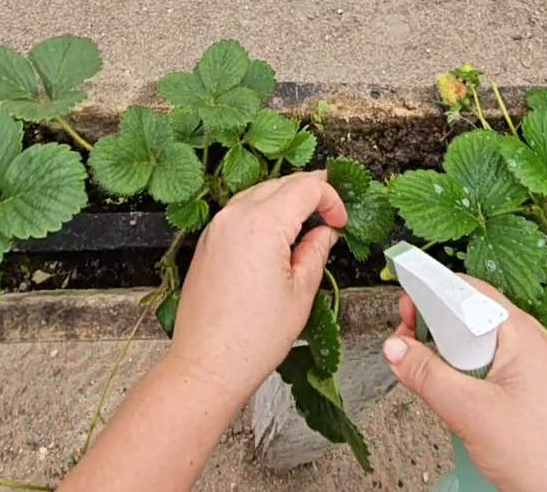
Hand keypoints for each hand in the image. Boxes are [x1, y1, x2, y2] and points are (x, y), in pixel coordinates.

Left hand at [167, 171, 349, 402]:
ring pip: (259, 192)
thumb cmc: (253, 337)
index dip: (331, 198)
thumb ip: (316, 251)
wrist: (207, 364)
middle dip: (310, 193)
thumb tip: (325, 233)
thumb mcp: (300, 293)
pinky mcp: (208, 240)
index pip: (306, 187)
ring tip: (306, 223)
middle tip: (330, 214)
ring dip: (286, 199)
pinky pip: (240, 210)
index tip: (340, 220)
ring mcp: (218, 226)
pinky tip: (276, 235)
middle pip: (282, 183)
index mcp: (263, 223)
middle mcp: (236, 215)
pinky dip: (262, 212)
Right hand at [381, 277, 546, 491]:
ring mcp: (536, 368)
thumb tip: (395, 348)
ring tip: (437, 382)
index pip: (465, 291)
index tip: (404, 310)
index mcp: (521, 332)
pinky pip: (493, 370)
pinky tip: (463, 402)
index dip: (430, 294)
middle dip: (435, 330)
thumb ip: (427, 376)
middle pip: (470, 318)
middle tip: (410, 347)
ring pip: (480, 347)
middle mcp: (531, 342)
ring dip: (452, 358)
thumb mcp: (472, 414)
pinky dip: (470, 378)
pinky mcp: (536, 393)